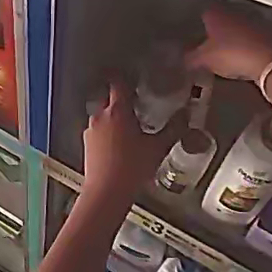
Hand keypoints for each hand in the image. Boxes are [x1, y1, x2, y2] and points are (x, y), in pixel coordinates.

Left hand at [81, 79, 179, 218]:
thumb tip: (184, 116)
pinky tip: (119, 144)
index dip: (128, 79)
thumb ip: (174, 128)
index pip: (119, 83)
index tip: (135, 80)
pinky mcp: (87, 145)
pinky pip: (98, 131)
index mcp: (117, 111)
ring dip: (114, 117)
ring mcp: (91, 131)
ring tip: (130, 126)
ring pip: (102, 115)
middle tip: (135, 104)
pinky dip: (107, 133)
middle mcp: (100, 118)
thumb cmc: (130, 169)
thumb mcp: (158, 147)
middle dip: (120, 99)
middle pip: (108, 98)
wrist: (107, 192)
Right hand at [185, 4, 271, 81]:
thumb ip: (191, 57)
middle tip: (209, 34)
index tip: (196, 17)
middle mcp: (237, 9)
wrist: (270, 60)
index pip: (205, 2)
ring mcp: (256, 18)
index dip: (200, 10)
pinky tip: (244, 52)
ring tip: (227, 45)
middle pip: (224, 9)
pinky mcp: (271, 30)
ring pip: (241, 19)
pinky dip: (249, 39)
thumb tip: (185, 58)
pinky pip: (255, 32)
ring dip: (235, 29)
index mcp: (217, 11)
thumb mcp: (204, 60)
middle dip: (217, 20)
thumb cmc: (234, 53)